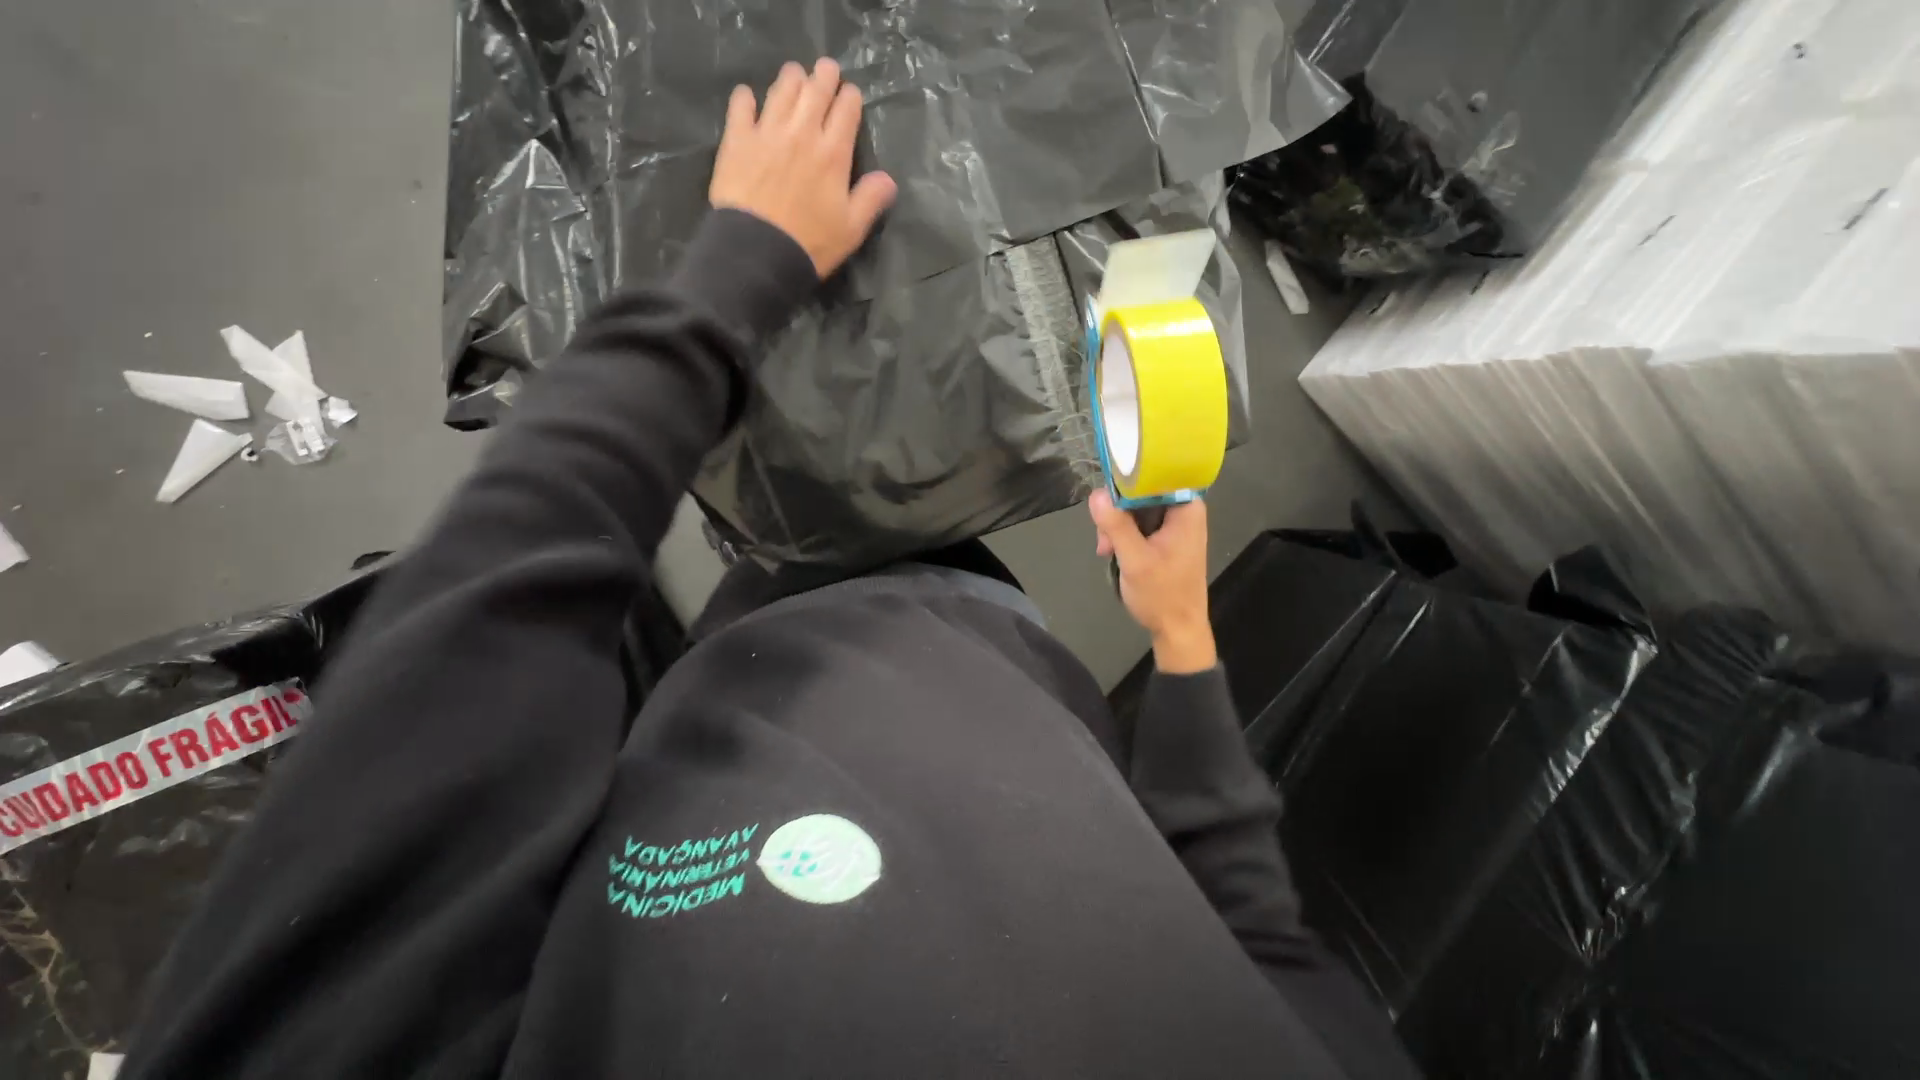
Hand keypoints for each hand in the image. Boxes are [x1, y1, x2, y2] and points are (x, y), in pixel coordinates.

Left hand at [709, 58, 897, 278]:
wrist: (758, 252)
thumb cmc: (810, 243)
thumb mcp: (851, 229)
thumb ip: (871, 200)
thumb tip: (889, 179)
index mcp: (833, 153)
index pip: (846, 109)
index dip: (850, 98)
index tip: (850, 96)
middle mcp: (802, 132)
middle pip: (816, 90)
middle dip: (824, 76)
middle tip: (826, 69)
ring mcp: (767, 132)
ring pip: (782, 90)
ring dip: (791, 79)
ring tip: (794, 75)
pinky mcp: (737, 139)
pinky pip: (741, 105)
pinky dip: (746, 97)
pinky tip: (749, 98)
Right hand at [1089, 491, 1216, 673]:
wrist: (1178, 629)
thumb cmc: (1163, 595)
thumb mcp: (1135, 560)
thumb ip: (1116, 525)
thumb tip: (1096, 494)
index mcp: (1186, 508)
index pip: (1153, 475)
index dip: (1126, 482)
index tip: (1104, 498)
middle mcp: (1183, 510)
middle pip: (1141, 492)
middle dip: (1117, 512)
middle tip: (1103, 538)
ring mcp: (1174, 524)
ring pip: (1135, 509)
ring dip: (1116, 526)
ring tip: (1106, 550)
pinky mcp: (1165, 538)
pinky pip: (1139, 524)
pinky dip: (1124, 535)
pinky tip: (1112, 551)